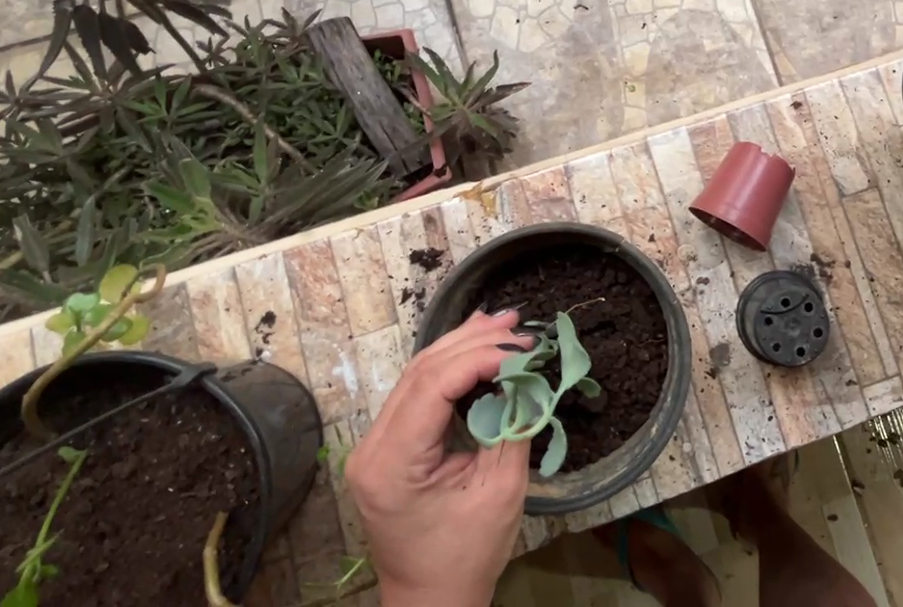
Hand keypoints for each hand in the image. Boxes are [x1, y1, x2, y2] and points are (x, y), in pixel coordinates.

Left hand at [346, 310, 533, 606]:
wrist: (432, 600)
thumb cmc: (468, 554)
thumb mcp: (501, 490)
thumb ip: (513, 426)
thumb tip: (529, 376)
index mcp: (393, 463)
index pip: (433, 386)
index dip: (480, 358)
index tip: (523, 350)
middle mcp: (373, 446)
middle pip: (421, 372)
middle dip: (473, 342)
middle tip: (518, 325)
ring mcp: (375, 444)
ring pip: (417, 374)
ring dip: (462, 345)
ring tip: (503, 324)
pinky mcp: (388, 445)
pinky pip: (418, 392)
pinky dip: (451, 366)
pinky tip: (478, 347)